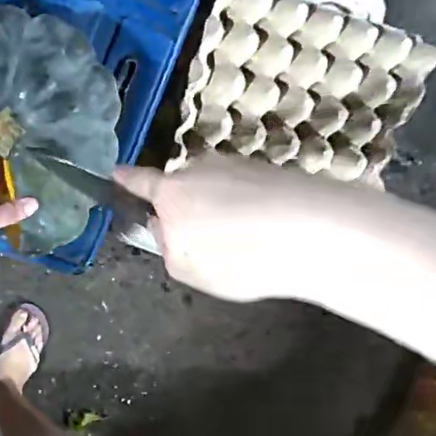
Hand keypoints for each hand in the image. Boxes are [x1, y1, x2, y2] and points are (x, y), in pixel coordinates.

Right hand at [113, 155, 321, 301]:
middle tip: (202, 242)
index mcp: (171, 192)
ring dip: (220, 209)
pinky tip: (266, 235)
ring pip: (216, 189)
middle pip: (181, 187)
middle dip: (184, 208)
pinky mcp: (272, 170)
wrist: (320, 233)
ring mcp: (238, 165)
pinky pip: (246, 191)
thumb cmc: (239, 257)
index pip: (139, 182)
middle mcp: (200, 168)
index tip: (115, 174)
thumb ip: (168, 247)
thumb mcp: (186, 269)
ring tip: (242, 244)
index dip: (125, 181)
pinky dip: (249, 209)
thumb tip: (168, 231)